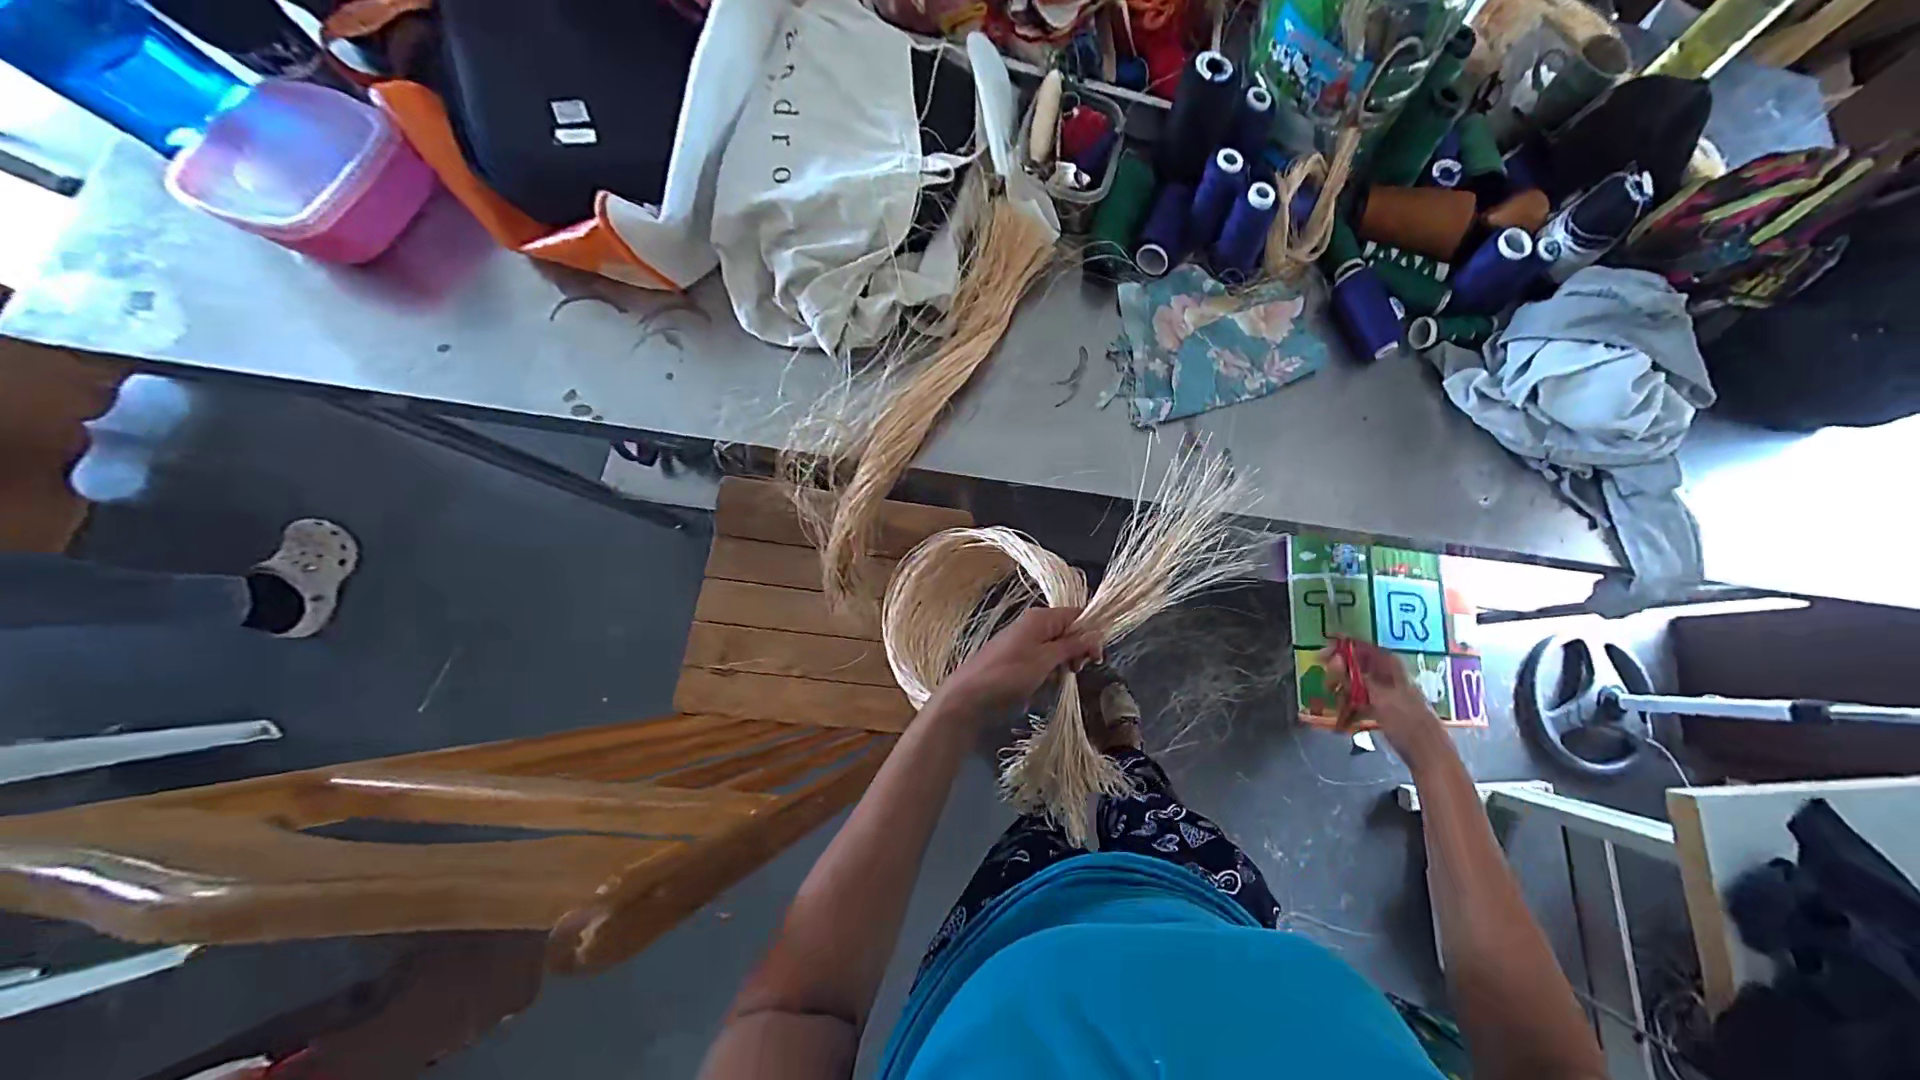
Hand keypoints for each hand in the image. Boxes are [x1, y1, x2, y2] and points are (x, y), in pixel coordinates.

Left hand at [933, 607, 1101, 719]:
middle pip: (1069, 632)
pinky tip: (1043, 686)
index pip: (1078, 614)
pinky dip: (1048, 673)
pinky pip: (1044, 662)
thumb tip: (1097, 634)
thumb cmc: (1008, 675)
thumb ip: (1073, 645)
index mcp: (1041, 618)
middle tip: (1074, 671)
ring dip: (1062, 666)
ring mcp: (1025, 642)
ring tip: (1054, 681)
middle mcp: (1034, 625)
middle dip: (1077, 652)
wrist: (969, 697)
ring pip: (1058, 649)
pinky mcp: (1019, 660)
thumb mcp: (1046, 660)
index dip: (1091, 633)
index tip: (1096, 658)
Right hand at [1321, 639, 1448, 764]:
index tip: (1328, 645)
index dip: (1348, 645)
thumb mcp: (1378, 697)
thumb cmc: (1406, 722)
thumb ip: (1356, 677)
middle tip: (1326, 674)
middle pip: (1362, 666)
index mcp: (1393, 671)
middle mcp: (1392, 679)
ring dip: (1344, 687)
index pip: (1368, 649)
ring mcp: (1390, 696)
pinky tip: (1343, 713)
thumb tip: (1336, 658)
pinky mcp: (1387, 712)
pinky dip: (1351, 703)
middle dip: (1341, 668)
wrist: (1428, 754)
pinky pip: (1363, 701)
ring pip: (1360, 683)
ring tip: (1332, 695)